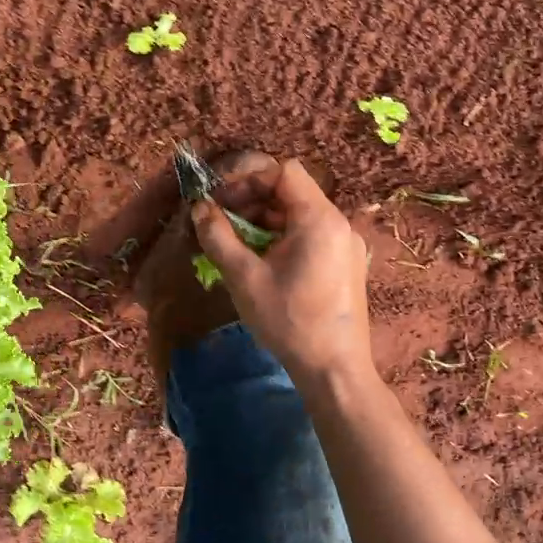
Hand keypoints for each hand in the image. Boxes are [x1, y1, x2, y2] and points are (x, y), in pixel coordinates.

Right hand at [191, 158, 372, 384]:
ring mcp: (344, 245)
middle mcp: (338, 225)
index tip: (219, 201)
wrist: (334, 370)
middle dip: (249, 200)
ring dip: (260, 220)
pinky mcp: (343, 264)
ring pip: (295, 214)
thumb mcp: (243, 276)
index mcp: (319, 220)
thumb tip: (198, 208)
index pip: (283, 172)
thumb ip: (217, 235)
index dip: (247, 179)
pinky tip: (257, 261)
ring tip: (232, 244)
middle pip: (289, 191)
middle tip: (218, 223)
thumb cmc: (288, 320)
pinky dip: (277, 237)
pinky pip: (306, 235)